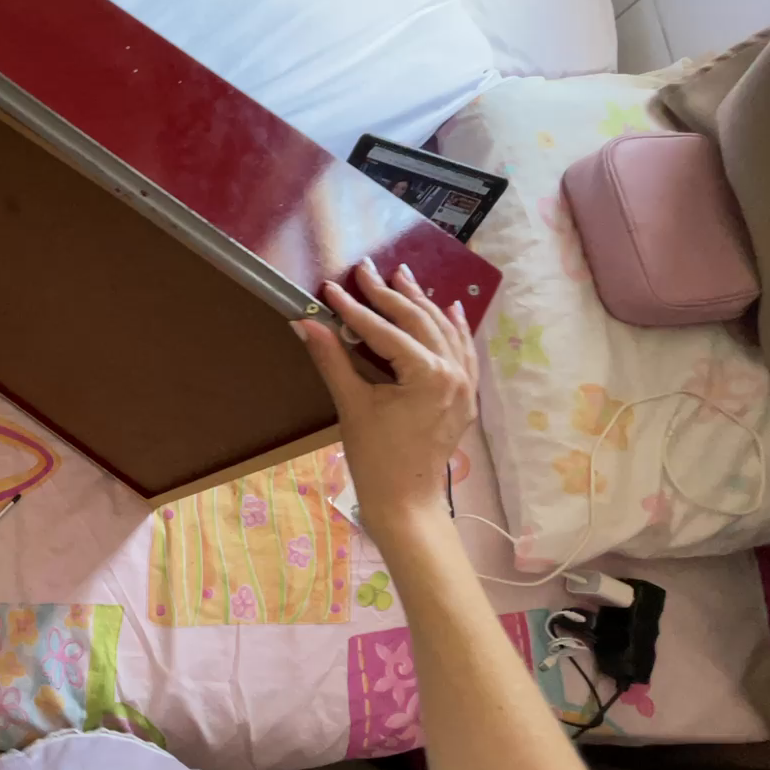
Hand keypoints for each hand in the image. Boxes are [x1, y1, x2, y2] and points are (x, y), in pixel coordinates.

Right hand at [294, 257, 478, 535]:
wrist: (406, 501)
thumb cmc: (375, 458)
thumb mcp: (351, 406)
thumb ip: (332, 359)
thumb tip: (305, 323)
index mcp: (428, 375)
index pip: (384, 330)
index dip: (354, 307)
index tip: (329, 287)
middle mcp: (453, 372)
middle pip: (419, 321)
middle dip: (389, 294)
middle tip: (365, 269)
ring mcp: (464, 384)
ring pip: (443, 331)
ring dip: (420, 302)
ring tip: (401, 276)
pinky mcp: (463, 396)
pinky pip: (463, 351)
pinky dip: (453, 327)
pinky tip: (448, 308)